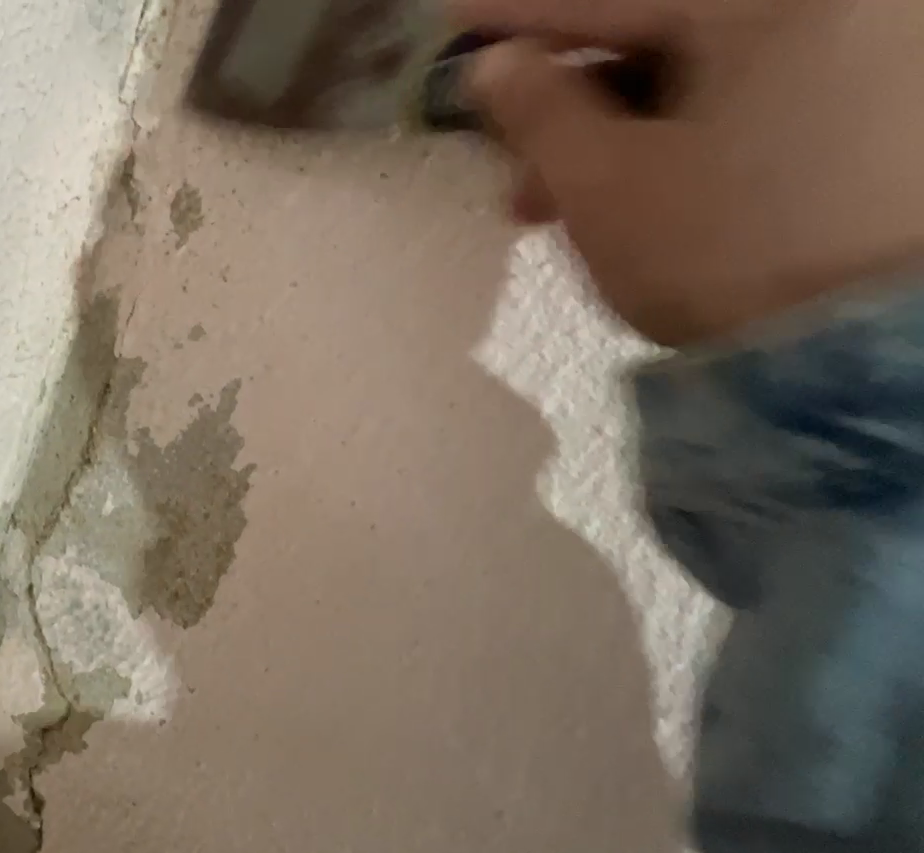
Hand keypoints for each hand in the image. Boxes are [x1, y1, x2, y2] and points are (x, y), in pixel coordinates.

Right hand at [451, 0, 923, 345]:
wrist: (854, 346)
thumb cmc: (715, 251)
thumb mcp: (600, 182)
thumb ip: (539, 112)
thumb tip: (496, 66)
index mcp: (773, 4)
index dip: (518, 13)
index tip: (451, 16)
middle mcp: (838, 6)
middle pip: (659, 30)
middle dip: (562, 90)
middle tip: (498, 147)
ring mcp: (867, 49)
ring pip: (694, 67)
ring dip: (604, 123)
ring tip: (544, 199)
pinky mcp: (873, 104)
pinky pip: (740, 91)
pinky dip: (667, 130)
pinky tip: (619, 185)